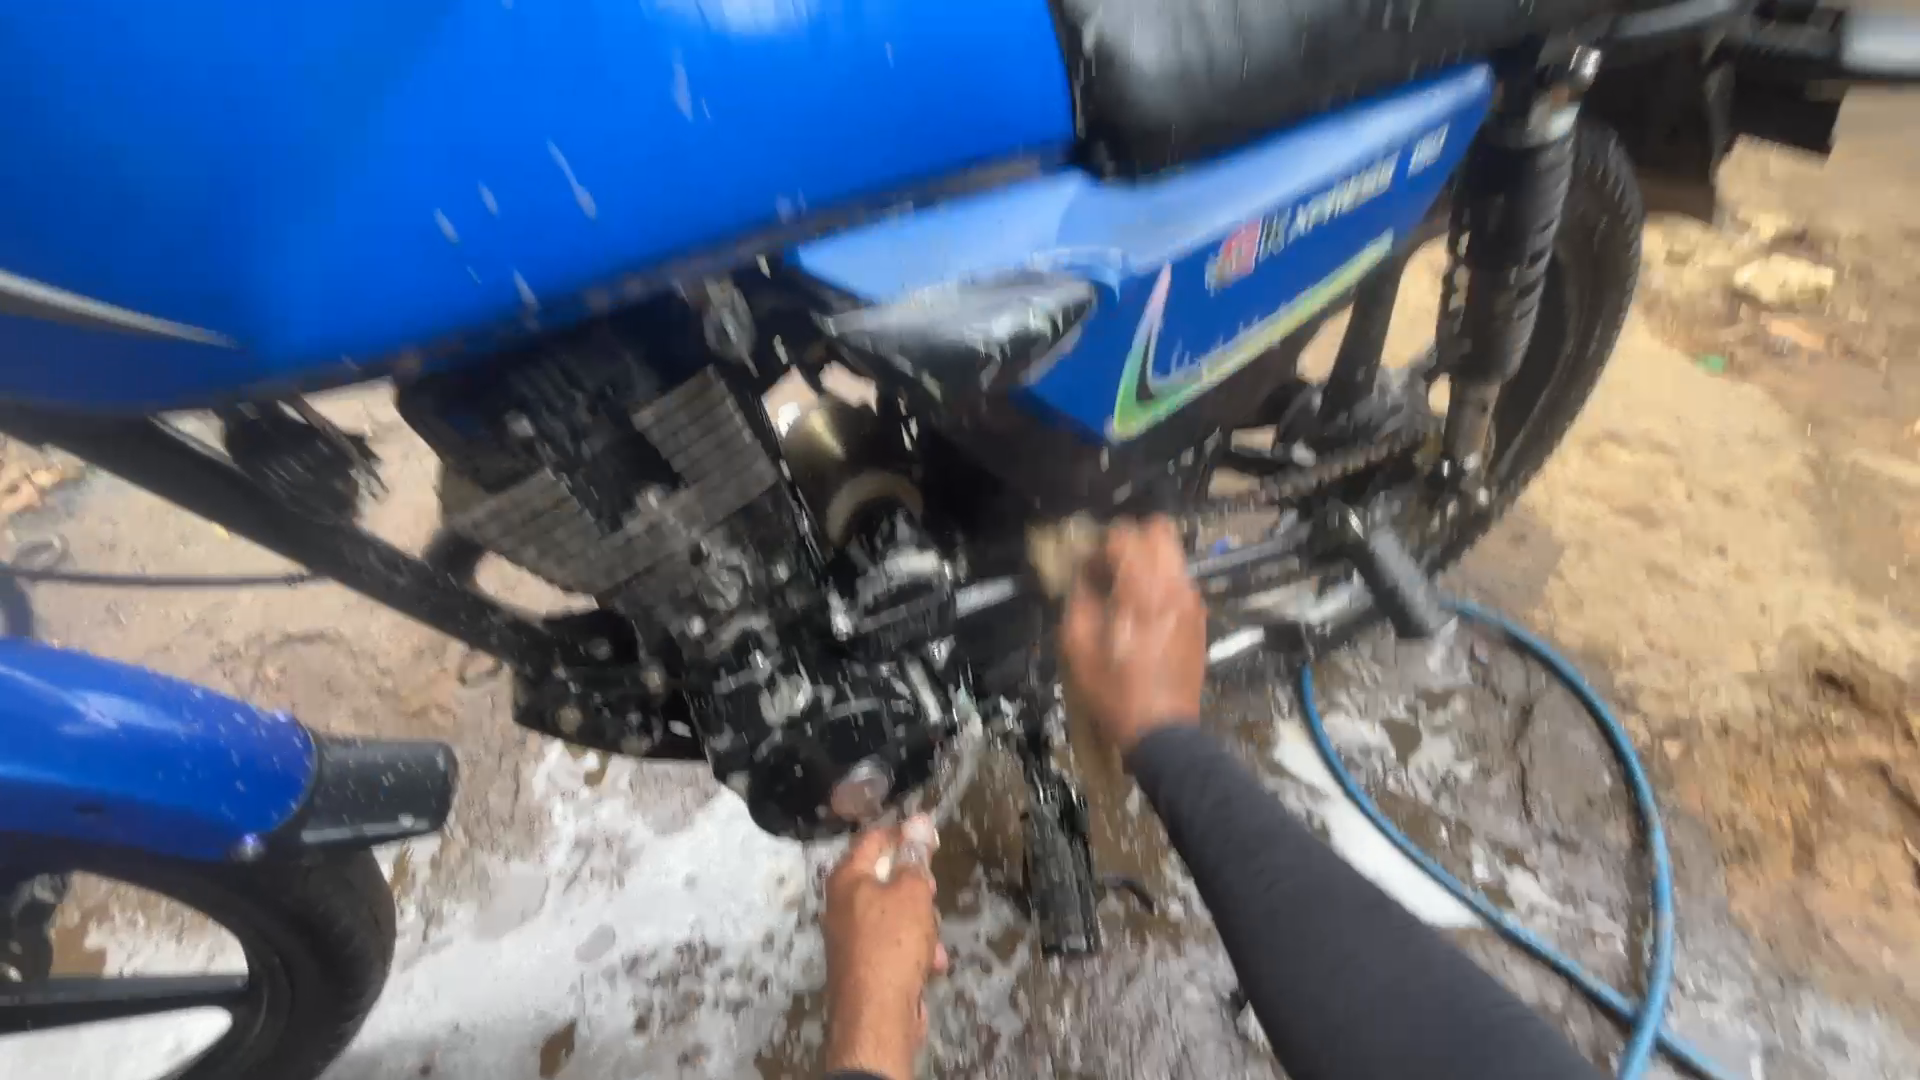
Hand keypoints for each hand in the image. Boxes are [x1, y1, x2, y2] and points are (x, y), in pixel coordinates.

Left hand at [822, 816, 948, 1079]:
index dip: (903, 832)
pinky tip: (931, 964)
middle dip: (915, 886)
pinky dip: (913, 948)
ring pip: (894, 912)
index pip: (874, 837)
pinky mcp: (862, 966)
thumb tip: (919, 820)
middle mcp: (841, 903)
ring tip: (933, 939)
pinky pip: (893, 943)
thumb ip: (916, 856)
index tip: (931, 836)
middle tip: (931, 892)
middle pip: (885, 877)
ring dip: (920, 922)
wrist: (876, 1020)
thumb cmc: (893, 943)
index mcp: (846, 878)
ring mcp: (849, 937)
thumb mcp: (912, 891)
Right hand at [1059, 517, 1205, 757]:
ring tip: (1125, 589)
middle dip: (1130, 541)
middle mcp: (1173, 587)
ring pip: (1172, 552)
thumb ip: (1078, 598)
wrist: (1163, 732)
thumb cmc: (1114, 692)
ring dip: (1147, 560)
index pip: (1124, 535)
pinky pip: (1180, 578)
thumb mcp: (1077, 647)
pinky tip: (1143, 610)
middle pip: (1159, 529)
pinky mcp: (1199, 616)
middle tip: (1110, 567)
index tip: (1088, 570)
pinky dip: (1160, 580)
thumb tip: (1084, 574)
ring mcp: (1192, 601)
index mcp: (1140, 592)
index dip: (1099, 546)